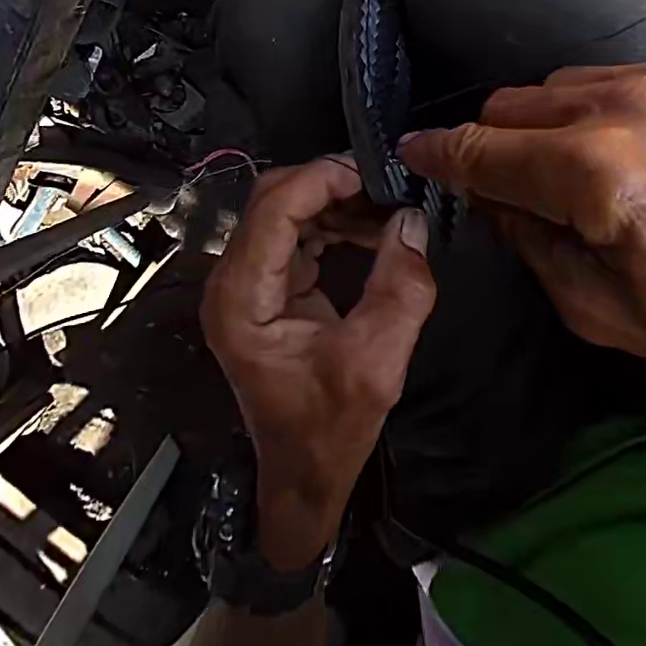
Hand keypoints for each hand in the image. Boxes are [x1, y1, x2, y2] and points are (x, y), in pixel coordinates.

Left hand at [201, 157, 436, 569]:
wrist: (302, 473)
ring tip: (387, 206)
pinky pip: (296, 235)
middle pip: (273, 200)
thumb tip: (412, 220)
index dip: (322, 179)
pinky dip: (332, 224)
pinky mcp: (265, 288)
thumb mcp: (376, 364)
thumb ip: (400, 290)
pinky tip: (370, 230)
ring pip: (285, 211)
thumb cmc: (329, 431)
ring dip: (335, 202)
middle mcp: (232, 282)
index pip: (273, 208)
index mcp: (242, 299)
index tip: (373, 172)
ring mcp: (245, 283)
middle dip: (330, 184)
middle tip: (386, 184)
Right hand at [397, 58, 645, 422]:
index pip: (481, 151)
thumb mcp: (606, 314)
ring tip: (578, 171)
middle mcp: (627, 105)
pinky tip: (637, 152)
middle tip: (509, 189)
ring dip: (545, 125)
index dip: (436, 154)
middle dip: (493, 144)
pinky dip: (600, 111)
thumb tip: (492, 199)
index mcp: (597, 176)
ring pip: (560, 83)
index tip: (411, 152)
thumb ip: (530, 243)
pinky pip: (619, 78)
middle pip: (511, 103)